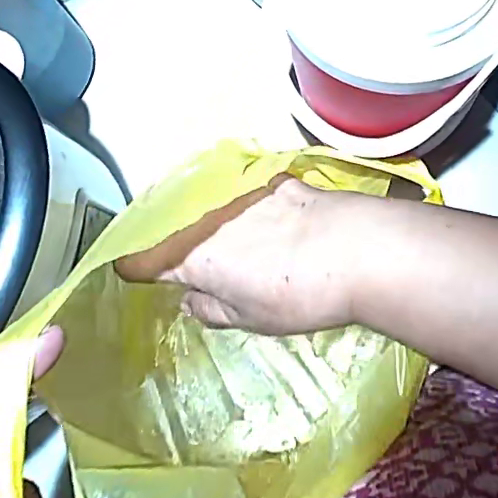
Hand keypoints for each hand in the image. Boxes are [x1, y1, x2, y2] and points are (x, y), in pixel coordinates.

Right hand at [112, 176, 365, 334]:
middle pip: (175, 225)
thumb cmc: (302, 294)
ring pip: (210, 203)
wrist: (360, 247)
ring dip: (204, 217)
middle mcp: (214, 216)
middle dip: (168, 239)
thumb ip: (212, 307)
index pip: (146, 259)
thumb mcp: (250, 318)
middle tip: (175, 257)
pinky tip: (258, 214)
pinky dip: (242, 201)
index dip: (137, 268)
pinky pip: (246, 190)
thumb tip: (190, 299)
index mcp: (196, 256)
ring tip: (215, 236)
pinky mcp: (281, 179)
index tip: (138, 275)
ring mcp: (248, 193)